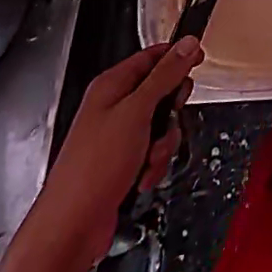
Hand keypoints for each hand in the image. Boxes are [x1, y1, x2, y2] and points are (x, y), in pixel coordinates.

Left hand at [18, 37, 204, 266]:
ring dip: (162, 145)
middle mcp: (113, 107)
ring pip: (161, 126)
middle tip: (165, 123)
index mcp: (112, 86)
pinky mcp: (123, 160)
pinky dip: (154, 164)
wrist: (73, 226)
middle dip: (170, 115)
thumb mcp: (137, 113)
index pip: (152, 57)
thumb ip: (165, 77)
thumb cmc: (93, 168)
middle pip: (161, 93)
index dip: (177, 57)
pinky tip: (141, 176)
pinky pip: (153, 151)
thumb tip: (186, 45)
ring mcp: (118, 135)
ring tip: (148, 159)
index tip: (198, 59)